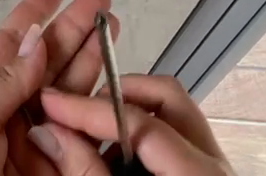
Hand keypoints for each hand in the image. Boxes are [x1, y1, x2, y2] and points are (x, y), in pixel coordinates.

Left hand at [0, 0, 119, 175]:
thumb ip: (2, 83)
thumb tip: (35, 42)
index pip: (10, 47)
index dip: (32, 17)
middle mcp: (12, 119)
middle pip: (50, 64)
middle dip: (75, 32)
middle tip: (101, 5)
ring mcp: (39, 148)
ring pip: (73, 95)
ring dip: (95, 63)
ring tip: (112, 34)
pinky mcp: (62, 175)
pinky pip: (87, 142)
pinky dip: (102, 118)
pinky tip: (113, 91)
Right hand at [27, 75, 234, 175]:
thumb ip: (87, 175)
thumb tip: (46, 131)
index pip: (143, 124)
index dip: (91, 109)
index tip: (49, 99)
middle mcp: (219, 170)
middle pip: (168, 99)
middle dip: (118, 97)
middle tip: (78, 113)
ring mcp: (219, 174)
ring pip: (174, 117)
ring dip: (129, 117)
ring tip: (92, 143)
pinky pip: (176, 142)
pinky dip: (142, 142)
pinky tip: (114, 166)